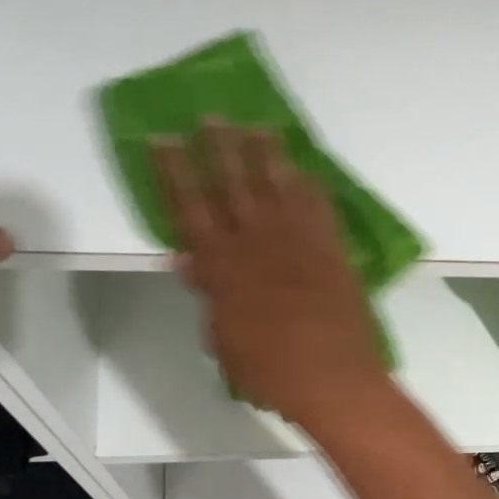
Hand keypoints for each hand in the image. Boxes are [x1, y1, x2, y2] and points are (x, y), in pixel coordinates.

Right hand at [153, 123, 387, 425]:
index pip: (190, 207)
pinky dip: (312, 188)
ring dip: (267, 155)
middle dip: (220, 147)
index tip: (163, 139)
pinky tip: (306, 173)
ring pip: (279, 186)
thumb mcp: (227, 343)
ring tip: (259, 129)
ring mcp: (300, 243)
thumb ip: (210, 300)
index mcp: (222, 266)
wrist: (335, 381)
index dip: (174, 171)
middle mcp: (258, 243)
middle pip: (234, 183)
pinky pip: (321, 208)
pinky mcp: (335, 251)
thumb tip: (189, 265)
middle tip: (213, 117)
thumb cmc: (272, 373)